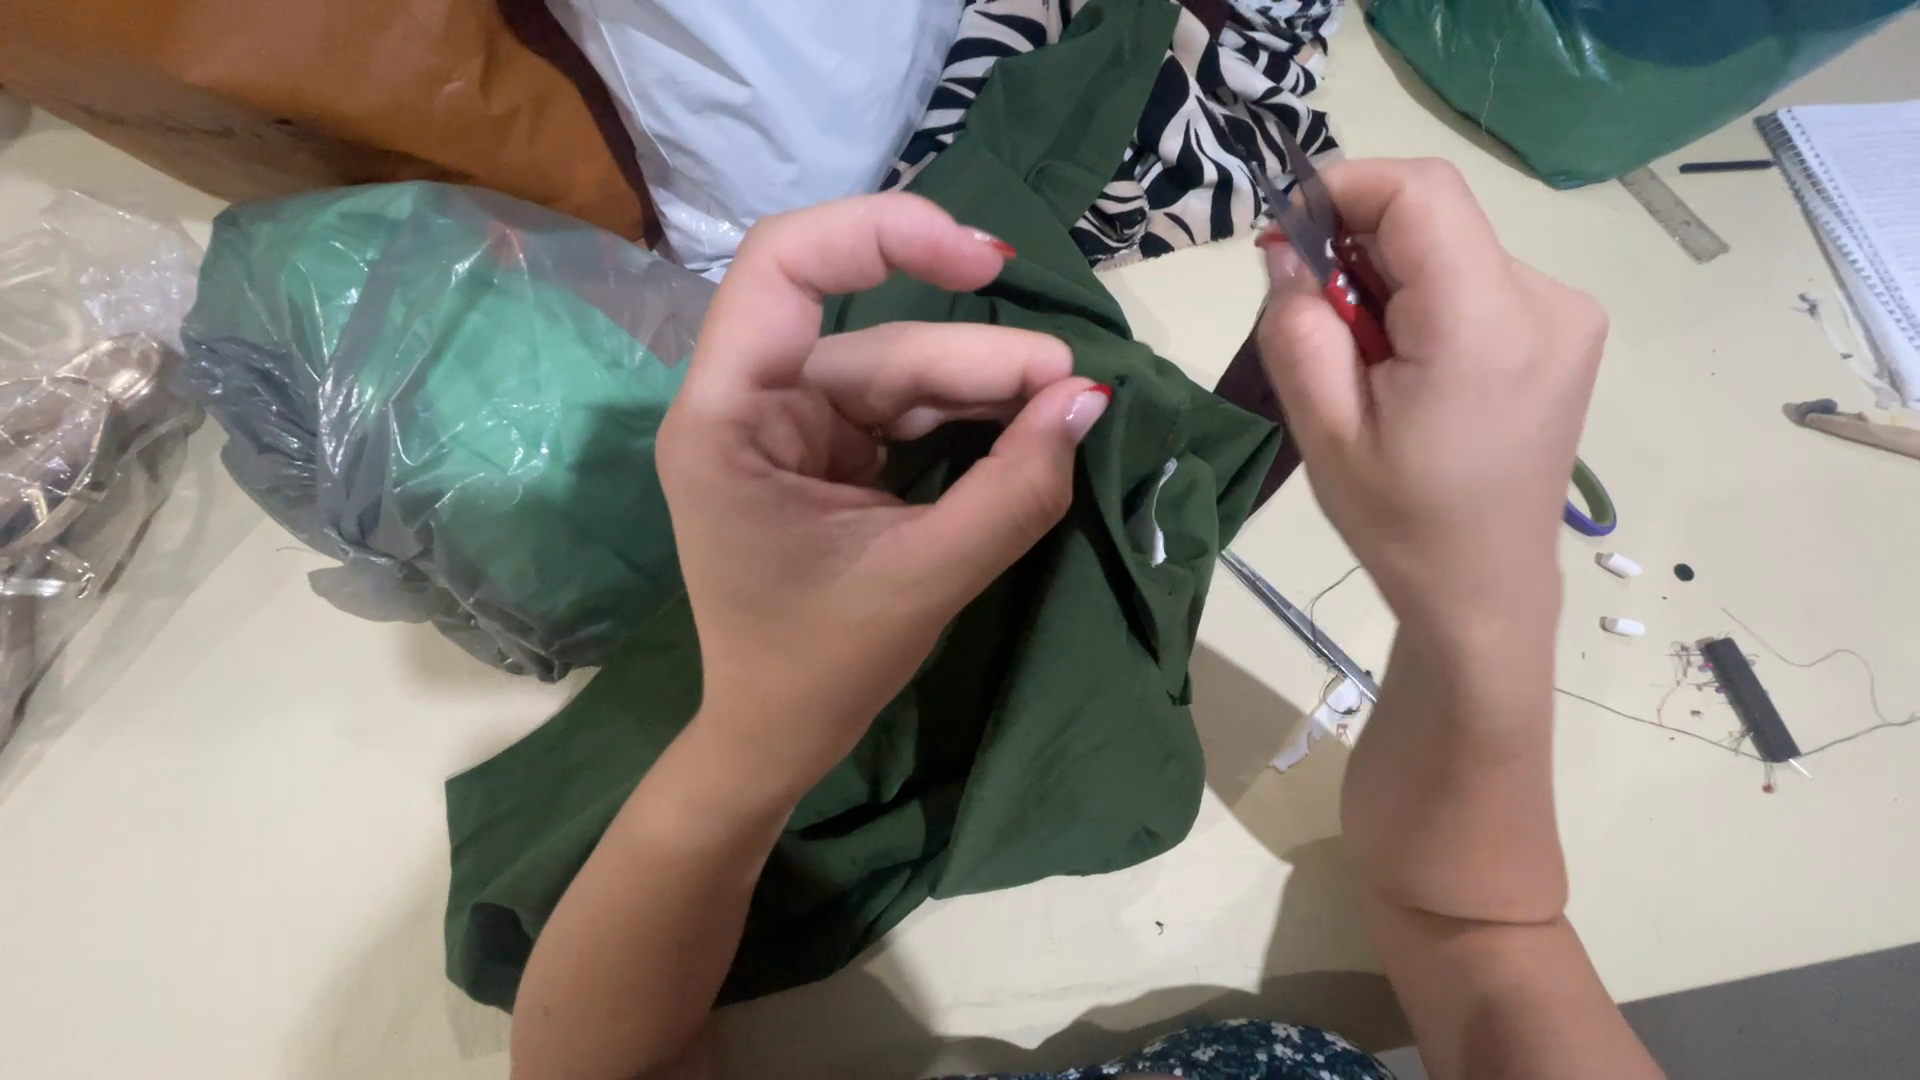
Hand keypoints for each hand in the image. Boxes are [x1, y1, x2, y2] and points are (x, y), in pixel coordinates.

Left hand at [656, 193, 1109, 801]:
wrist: (780, 734)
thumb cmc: (820, 668)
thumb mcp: (924, 578)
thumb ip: (1011, 491)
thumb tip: (1089, 400)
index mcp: (729, 419)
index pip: (786, 265)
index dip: (885, 234)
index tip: (985, 262)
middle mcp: (751, 405)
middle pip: (876, 342)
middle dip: (978, 362)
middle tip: (1073, 390)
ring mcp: (793, 429)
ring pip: (902, 374)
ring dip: (984, 389)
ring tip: (1063, 408)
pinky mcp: (830, 454)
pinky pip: (907, 413)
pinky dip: (967, 418)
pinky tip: (1024, 426)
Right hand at [1257, 159, 1606, 636]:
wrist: (1482, 586)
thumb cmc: (1396, 522)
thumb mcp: (1323, 430)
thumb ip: (1297, 330)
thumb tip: (1284, 252)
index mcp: (1483, 325)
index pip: (1419, 193)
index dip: (1342, 187)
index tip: (1281, 232)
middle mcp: (1545, 299)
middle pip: (1433, 221)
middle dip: (1353, 249)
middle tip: (1306, 319)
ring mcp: (1565, 314)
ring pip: (1450, 251)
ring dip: (1384, 282)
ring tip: (1356, 363)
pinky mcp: (1563, 332)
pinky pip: (1474, 281)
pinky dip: (1420, 301)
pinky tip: (1401, 367)